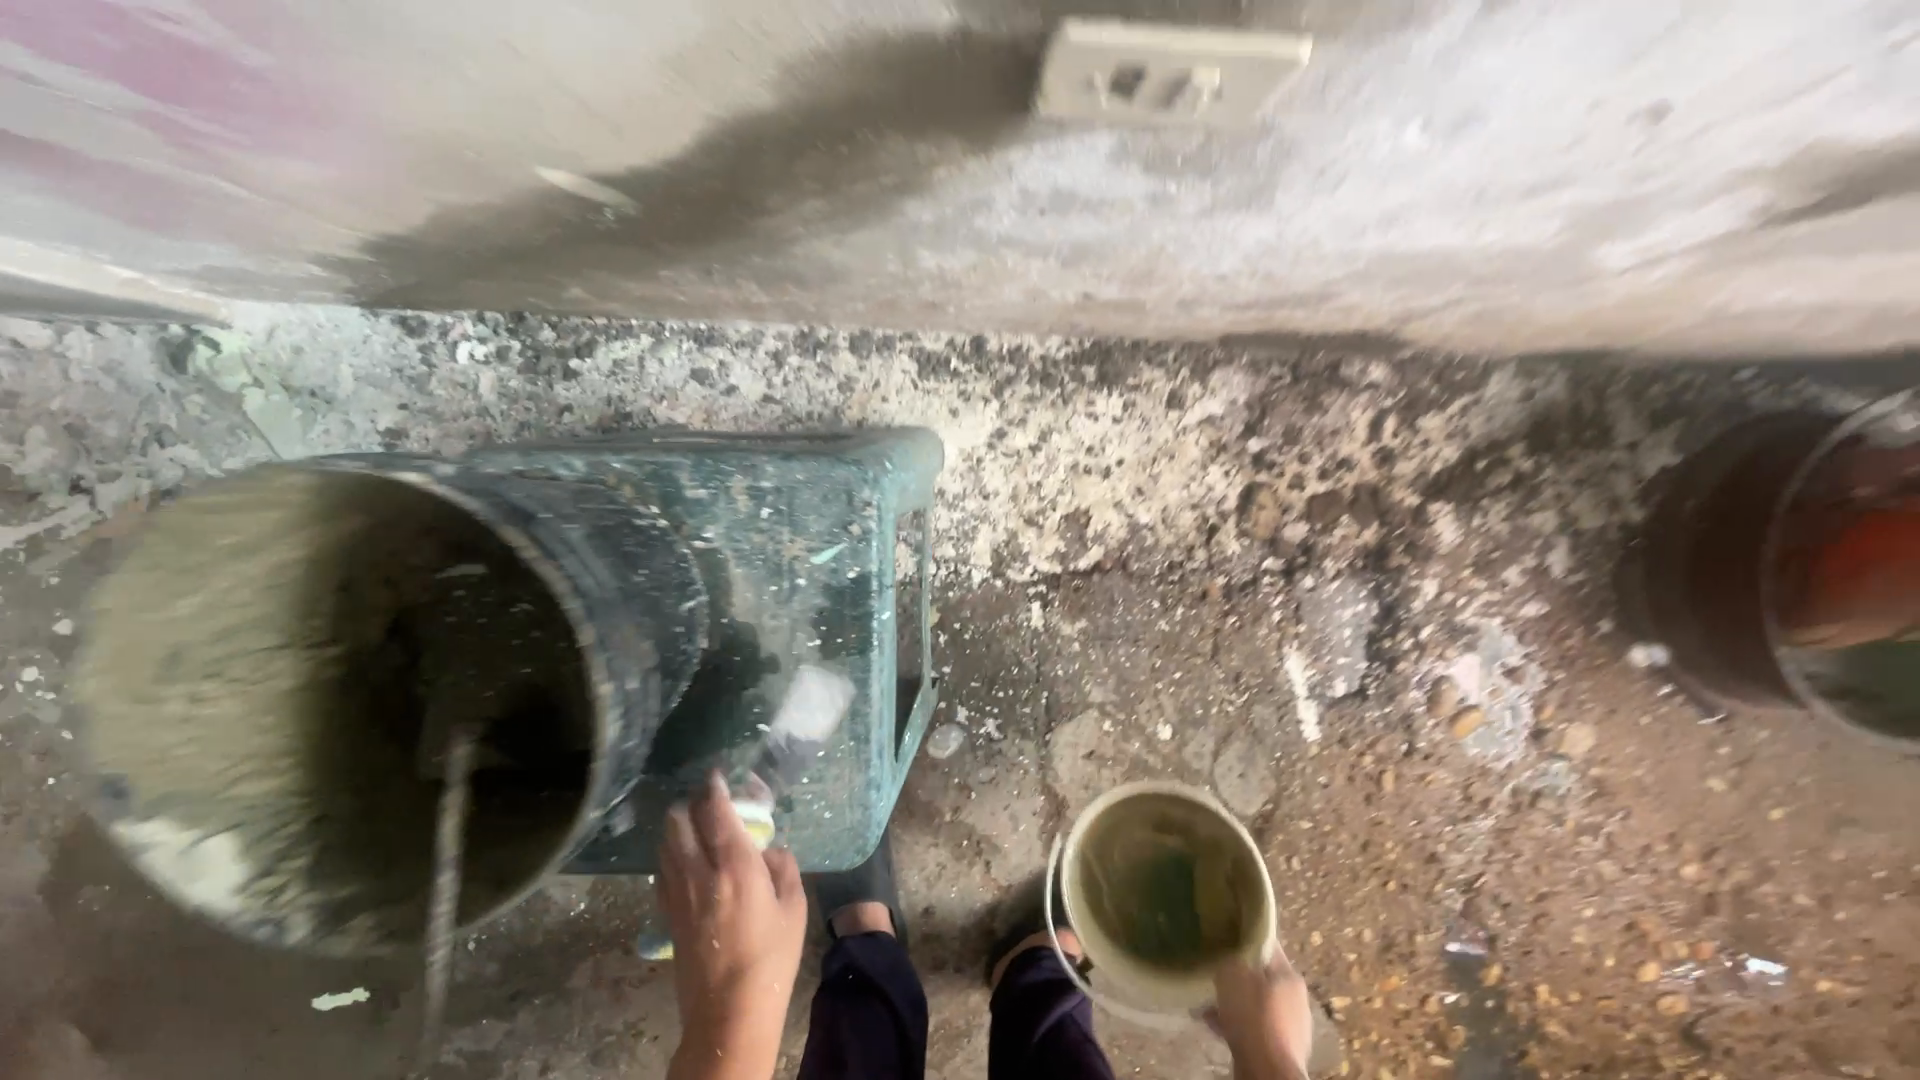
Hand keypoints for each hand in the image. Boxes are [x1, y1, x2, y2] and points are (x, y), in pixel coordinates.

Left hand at [658, 771, 808, 1079]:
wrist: (729, 1012)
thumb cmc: (772, 958)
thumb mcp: (794, 907)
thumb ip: (784, 867)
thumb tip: (770, 850)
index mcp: (736, 866)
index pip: (716, 811)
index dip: (714, 787)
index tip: (717, 774)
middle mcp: (700, 873)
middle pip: (678, 822)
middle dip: (689, 804)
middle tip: (707, 802)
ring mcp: (677, 895)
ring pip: (665, 844)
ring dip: (677, 828)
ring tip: (694, 828)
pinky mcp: (666, 916)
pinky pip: (661, 871)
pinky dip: (671, 856)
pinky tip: (686, 865)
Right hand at [1206, 948, 1313, 1079]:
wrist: (1267, 1070)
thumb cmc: (1253, 1015)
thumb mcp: (1232, 974)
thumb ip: (1229, 958)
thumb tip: (1227, 953)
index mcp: (1290, 976)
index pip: (1267, 945)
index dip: (1244, 938)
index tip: (1224, 935)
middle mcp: (1295, 999)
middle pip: (1260, 977)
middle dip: (1236, 975)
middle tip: (1213, 972)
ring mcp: (1289, 1027)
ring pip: (1254, 1005)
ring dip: (1232, 1002)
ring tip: (1206, 1001)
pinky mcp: (1279, 1048)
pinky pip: (1252, 1028)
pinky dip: (1233, 1023)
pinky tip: (1211, 1022)